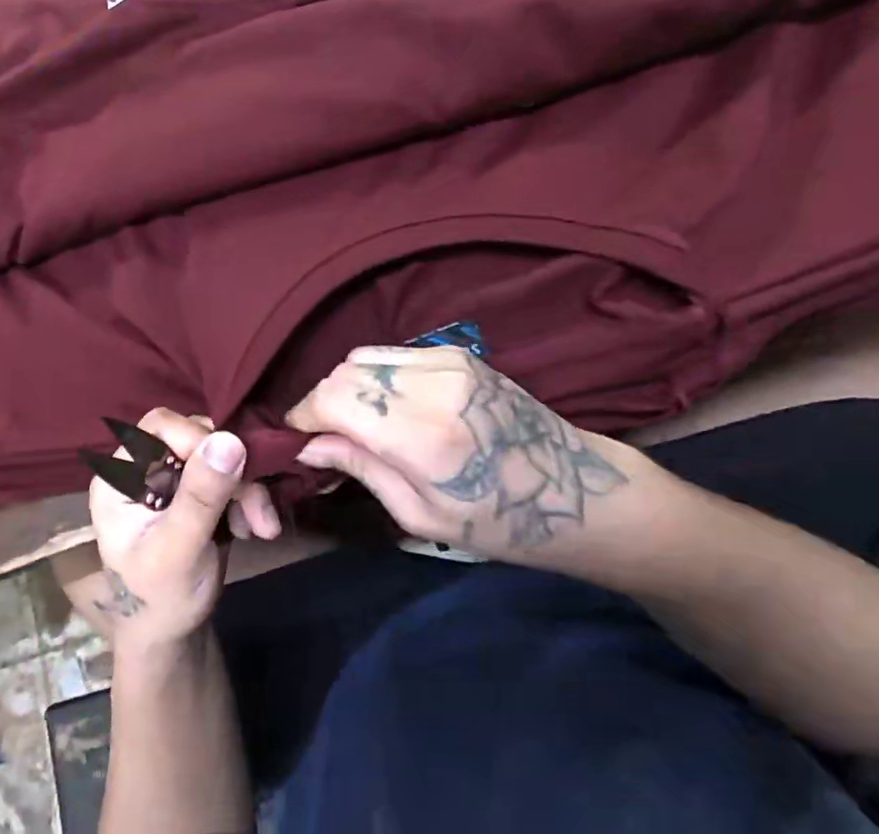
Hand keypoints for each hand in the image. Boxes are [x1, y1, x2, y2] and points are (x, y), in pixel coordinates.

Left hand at [87, 409, 249, 650]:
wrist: (171, 635)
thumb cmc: (160, 598)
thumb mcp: (179, 549)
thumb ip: (200, 497)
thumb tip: (228, 439)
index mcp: (120, 477)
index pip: (158, 427)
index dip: (196, 438)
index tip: (231, 466)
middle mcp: (142, 470)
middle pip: (195, 438)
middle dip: (232, 471)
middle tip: (256, 509)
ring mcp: (170, 479)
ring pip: (219, 455)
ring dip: (247, 488)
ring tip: (261, 528)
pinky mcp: (196, 492)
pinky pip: (230, 474)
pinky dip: (248, 498)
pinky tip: (254, 529)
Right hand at [286, 345, 650, 566]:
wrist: (581, 493)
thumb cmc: (499, 523)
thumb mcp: (420, 515)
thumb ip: (360, 468)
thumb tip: (305, 445)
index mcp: (424, 437)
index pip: (333, 399)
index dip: (304, 414)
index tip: (297, 438)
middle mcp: (434, 386)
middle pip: (342, 374)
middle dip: (321, 402)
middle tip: (325, 436)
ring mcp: (448, 363)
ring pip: (361, 358)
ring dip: (346, 387)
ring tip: (356, 421)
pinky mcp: (458, 354)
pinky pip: (390, 355)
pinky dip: (374, 377)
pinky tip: (387, 406)